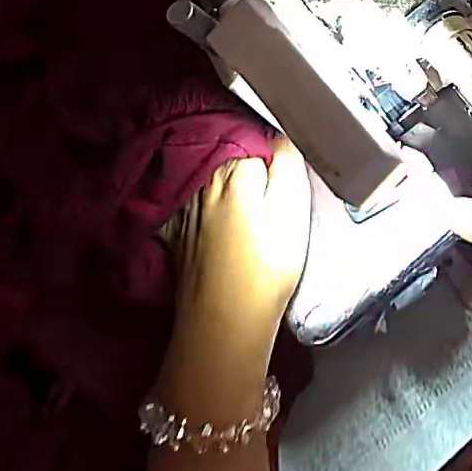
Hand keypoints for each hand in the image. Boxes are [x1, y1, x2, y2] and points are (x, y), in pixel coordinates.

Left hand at [174, 137, 312, 342]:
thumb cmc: (266, 274)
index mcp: (235, 174)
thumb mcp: (294, 217)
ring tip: (253, 230)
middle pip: (242, 164)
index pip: (267, 149)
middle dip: (258, 180)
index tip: (289, 194)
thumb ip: (290, 167)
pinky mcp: (177, 234)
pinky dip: (215, 214)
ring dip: (236, 196)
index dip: (281, 169)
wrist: (222, 331)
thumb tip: (284, 139)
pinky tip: (228, 238)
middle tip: (276, 215)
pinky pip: (203, 208)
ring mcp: (187, 209)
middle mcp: (204, 184)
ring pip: (221, 186)